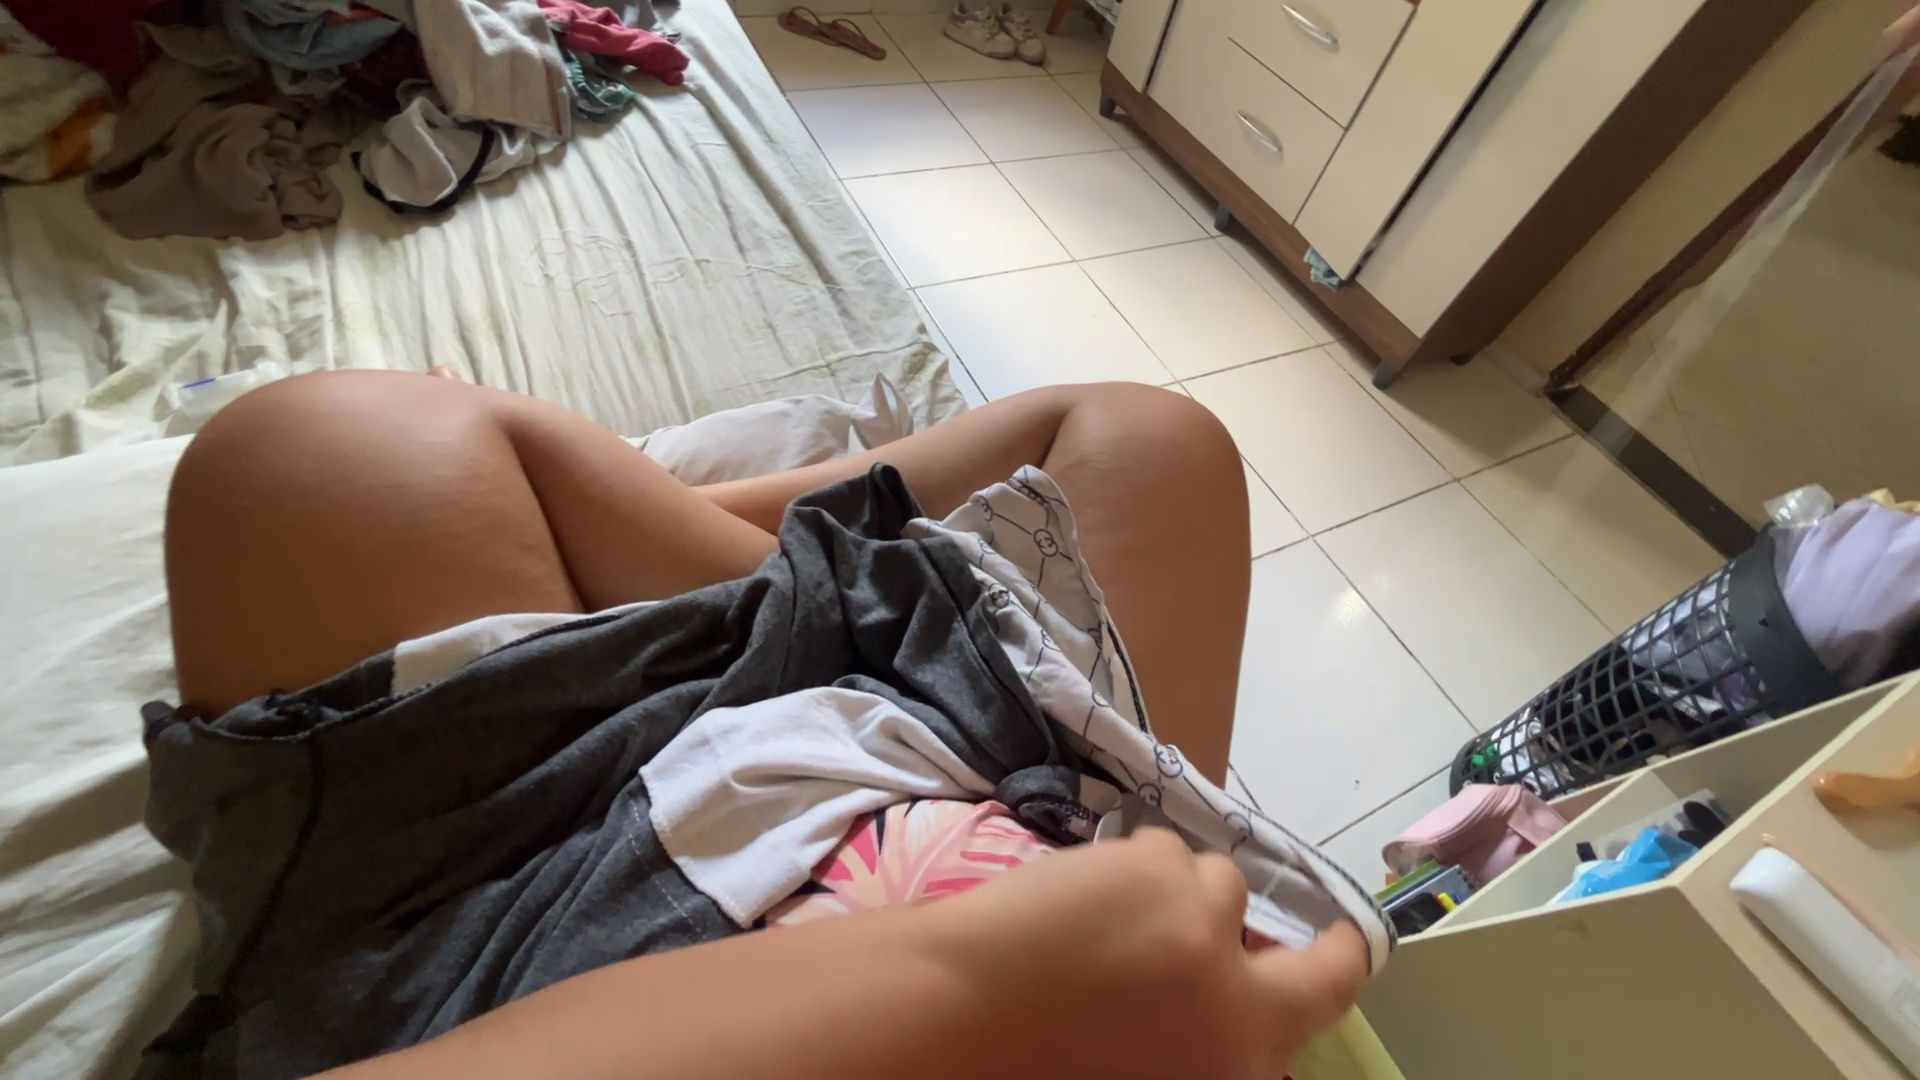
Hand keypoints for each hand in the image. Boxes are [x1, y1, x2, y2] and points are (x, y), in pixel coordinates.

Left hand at [917, 827, 1368, 1079]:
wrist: (972, 1008)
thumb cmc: (1054, 1061)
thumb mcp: (1161, 1066)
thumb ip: (1210, 1034)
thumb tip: (1231, 1000)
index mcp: (1241, 1055)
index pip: (1325, 1002)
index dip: (1338, 966)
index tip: (1339, 945)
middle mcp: (1239, 987)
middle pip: (1310, 953)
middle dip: (1309, 940)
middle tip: (1267, 929)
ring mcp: (1200, 913)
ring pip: (1216, 881)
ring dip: (1184, 894)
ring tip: (1119, 913)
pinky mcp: (1154, 860)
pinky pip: (1164, 849)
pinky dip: (1138, 865)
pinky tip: (1089, 891)